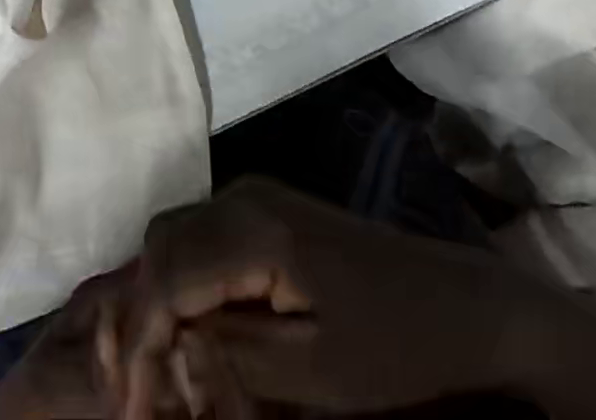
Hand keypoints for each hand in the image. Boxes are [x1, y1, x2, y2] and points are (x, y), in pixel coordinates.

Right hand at [104, 178, 552, 419]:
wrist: (464, 302)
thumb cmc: (396, 345)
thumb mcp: (313, 371)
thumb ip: (226, 353)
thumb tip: (163, 345)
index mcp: (255, 231)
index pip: (166, 279)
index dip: (140, 343)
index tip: (131, 406)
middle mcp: (245, 196)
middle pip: (160, 247)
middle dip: (143, 316)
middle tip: (143, 385)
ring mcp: (257, 196)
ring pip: (176, 237)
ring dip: (160, 295)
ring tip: (161, 361)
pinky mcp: (268, 208)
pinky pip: (205, 235)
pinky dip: (186, 278)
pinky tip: (192, 324)